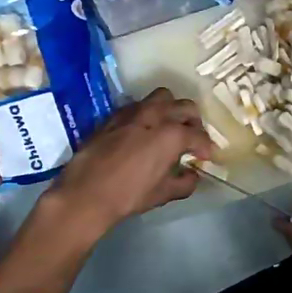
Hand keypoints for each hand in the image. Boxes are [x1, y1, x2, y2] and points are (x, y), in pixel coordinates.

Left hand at [36, 88, 212, 240]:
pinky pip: (138, 105)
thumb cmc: (129, 195)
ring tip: (169, 127)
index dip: (206, 148)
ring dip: (171, 109)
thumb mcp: (165, 193)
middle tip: (191, 139)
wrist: (85, 194)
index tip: (207, 157)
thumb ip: (186, 182)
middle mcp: (155, 117)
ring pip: (162, 97)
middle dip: (194, 122)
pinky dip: (148, 113)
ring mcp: (132, 113)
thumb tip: (192, 174)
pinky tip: (144, 131)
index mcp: (172, 135)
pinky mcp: (114, 116)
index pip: (199, 136)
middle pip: (185, 107)